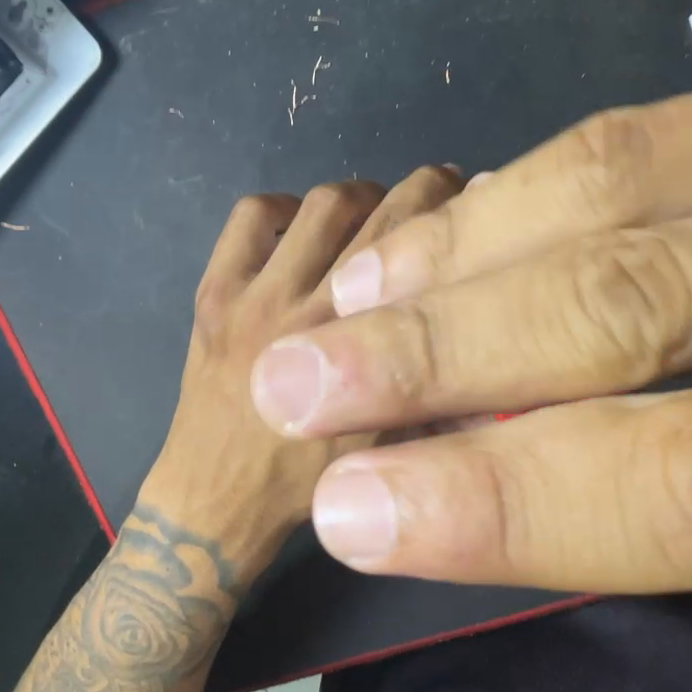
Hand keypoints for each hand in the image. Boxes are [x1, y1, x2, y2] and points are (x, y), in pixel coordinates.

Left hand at [143, 167, 464, 550]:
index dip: (452, 209)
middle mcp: (310, 307)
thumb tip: (477, 314)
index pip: (417, 248)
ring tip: (369, 214)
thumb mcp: (395, 443)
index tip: (472, 199)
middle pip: (376, 211)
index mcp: (360, 346)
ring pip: (319, 204)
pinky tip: (297, 227)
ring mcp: (255, 295)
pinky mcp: (214, 292)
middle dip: (418, 189)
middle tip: (435, 190)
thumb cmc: (311, 483)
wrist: (218, 502)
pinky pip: (249, 218)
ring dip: (357, 196)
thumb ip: (431, 379)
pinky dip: (282, 207)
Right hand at [246, 0, 691, 626]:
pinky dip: (531, 184)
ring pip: (629, 173)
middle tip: (294, 390)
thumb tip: (493, 466)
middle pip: (650, 293)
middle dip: (439, 353)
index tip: (355, 512)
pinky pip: (659, 116)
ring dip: (460, 253)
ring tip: (346, 307)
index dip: (515, 503)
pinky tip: (449, 233)